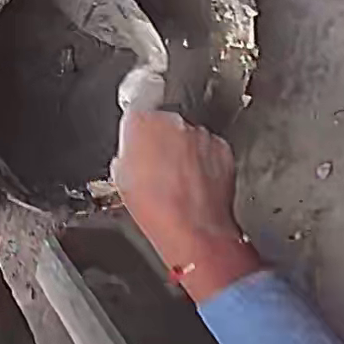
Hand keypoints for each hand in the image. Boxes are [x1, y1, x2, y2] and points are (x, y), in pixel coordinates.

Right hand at [111, 107, 259, 299]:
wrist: (192, 228)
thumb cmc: (155, 208)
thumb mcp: (121, 179)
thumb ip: (127, 154)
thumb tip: (132, 153)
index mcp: (140, 124)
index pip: (135, 114)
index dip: (135, 131)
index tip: (136, 142)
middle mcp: (173, 123)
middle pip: (163, 124)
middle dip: (161, 141)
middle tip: (156, 167)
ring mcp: (200, 135)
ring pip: (188, 136)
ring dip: (183, 151)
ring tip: (176, 180)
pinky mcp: (222, 148)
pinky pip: (209, 149)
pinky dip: (203, 161)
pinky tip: (194, 183)